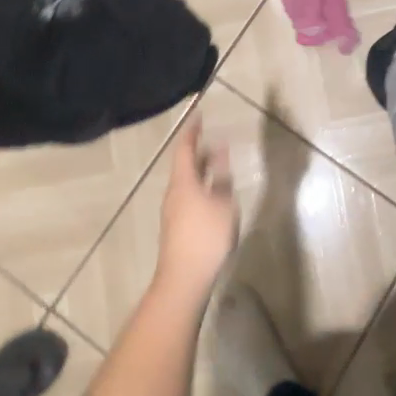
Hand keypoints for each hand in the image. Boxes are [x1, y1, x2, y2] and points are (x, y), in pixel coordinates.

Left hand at [155, 117, 239, 295]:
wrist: (184, 280)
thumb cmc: (206, 237)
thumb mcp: (222, 203)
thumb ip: (221, 176)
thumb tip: (220, 150)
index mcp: (183, 182)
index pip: (184, 148)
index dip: (192, 131)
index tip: (198, 116)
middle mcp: (173, 193)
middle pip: (183, 166)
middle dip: (198, 151)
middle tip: (212, 140)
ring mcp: (172, 211)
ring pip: (186, 182)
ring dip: (200, 170)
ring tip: (217, 166)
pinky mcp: (176, 227)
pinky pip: (188, 196)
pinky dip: (200, 187)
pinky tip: (213, 195)